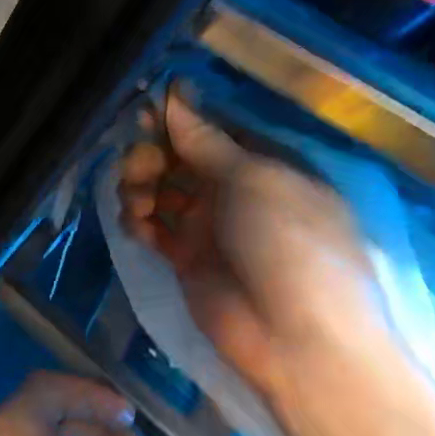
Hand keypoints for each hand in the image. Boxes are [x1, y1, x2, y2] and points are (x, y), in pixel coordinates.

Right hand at [117, 88, 395, 378]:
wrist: (298, 342)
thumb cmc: (288, 244)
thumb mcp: (255, 180)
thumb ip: (205, 140)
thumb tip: (176, 94)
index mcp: (264, 163)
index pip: (211, 128)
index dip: (176, 119)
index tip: (143, 112)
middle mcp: (235, 190)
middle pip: (179, 157)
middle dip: (152, 153)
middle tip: (140, 165)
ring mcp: (210, 225)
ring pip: (161, 188)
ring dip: (140, 185)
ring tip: (138, 203)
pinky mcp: (186, 258)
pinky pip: (153, 226)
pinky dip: (138, 221)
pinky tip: (137, 228)